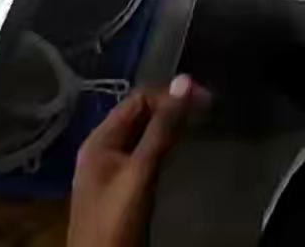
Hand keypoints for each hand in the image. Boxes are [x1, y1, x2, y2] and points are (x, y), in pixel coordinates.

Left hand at [68, 76, 203, 246]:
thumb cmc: (115, 223)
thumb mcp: (140, 172)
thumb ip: (162, 128)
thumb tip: (184, 82)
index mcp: (99, 139)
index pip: (138, 99)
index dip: (169, 94)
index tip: (202, 97)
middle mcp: (102, 149)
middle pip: (139, 115)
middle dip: (170, 107)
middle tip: (205, 108)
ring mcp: (110, 172)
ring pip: (143, 135)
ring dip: (168, 125)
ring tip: (197, 123)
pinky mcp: (121, 191)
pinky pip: (144, 154)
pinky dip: (163, 146)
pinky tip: (179, 150)